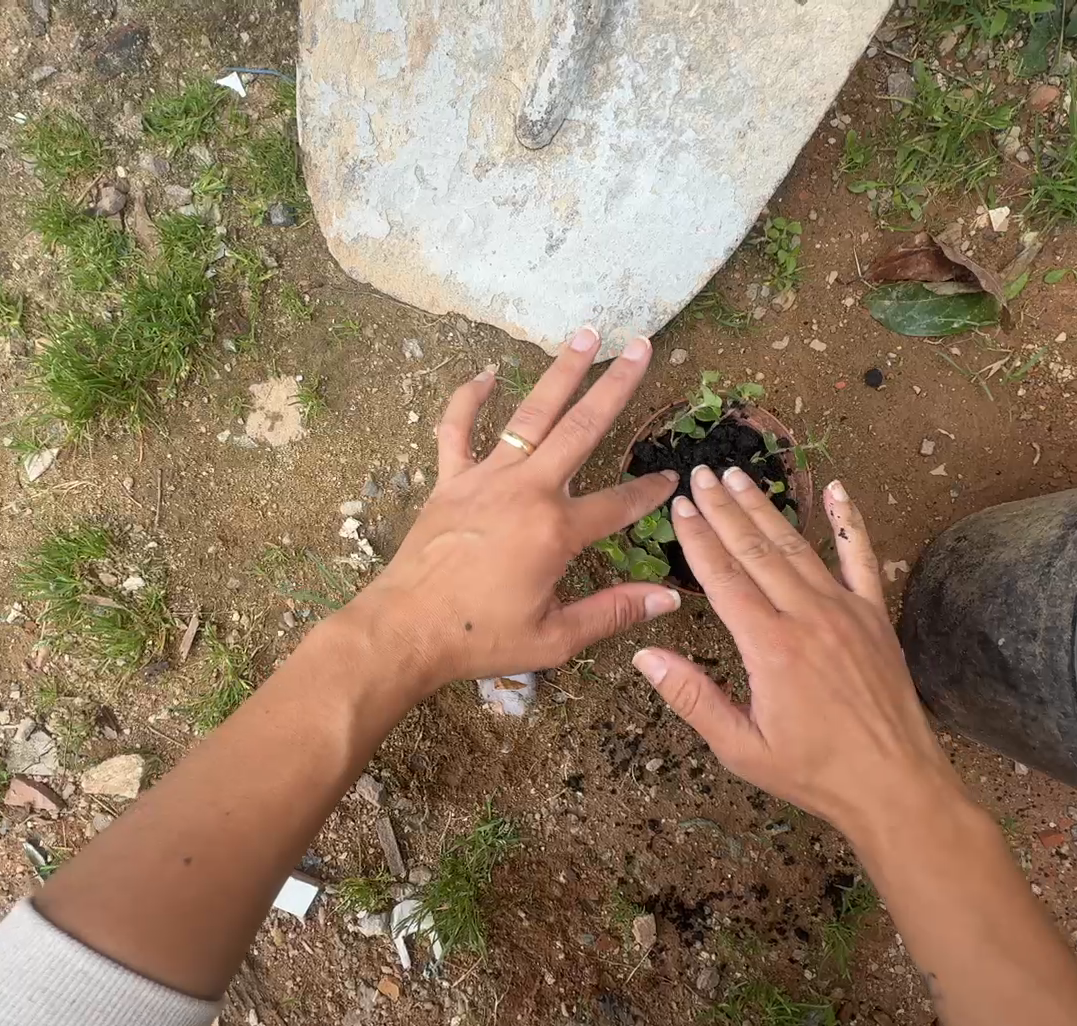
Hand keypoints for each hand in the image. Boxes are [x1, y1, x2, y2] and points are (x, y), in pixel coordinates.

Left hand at [344, 327, 680, 690]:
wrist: (404, 631)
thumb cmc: (479, 638)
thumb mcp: (555, 638)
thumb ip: (613, 612)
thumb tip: (666, 599)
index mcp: (556, 531)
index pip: (619, 504)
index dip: (649, 493)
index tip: (672, 479)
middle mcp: (526, 492)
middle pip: (581, 429)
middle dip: (615, 386)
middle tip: (640, 346)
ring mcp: (485, 479)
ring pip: (530, 416)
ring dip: (560, 373)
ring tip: (584, 335)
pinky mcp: (450, 481)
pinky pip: (457, 429)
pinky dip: (469, 399)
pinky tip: (487, 374)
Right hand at [631, 466, 965, 833]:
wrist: (896, 786)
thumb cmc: (812, 771)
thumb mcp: (739, 747)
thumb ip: (690, 697)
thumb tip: (643, 654)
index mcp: (770, 647)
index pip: (724, 578)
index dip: (698, 539)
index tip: (679, 507)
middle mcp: (807, 617)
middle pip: (755, 550)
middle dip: (724, 509)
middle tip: (701, 475)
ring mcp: (847, 611)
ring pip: (796, 547)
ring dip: (764, 508)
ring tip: (739, 475)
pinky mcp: (875, 616)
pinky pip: (862, 558)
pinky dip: (849, 522)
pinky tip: (838, 489)